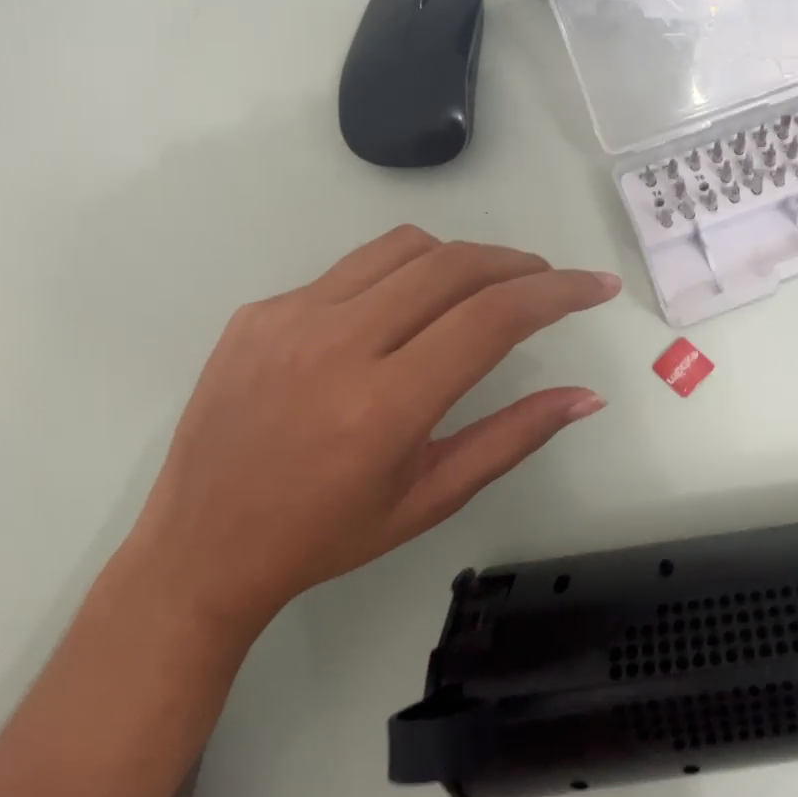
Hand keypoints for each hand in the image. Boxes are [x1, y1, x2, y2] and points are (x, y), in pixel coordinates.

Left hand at [117, 226, 619, 637]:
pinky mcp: (259, 312)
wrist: (201, 547)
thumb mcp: (432, 496)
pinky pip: (350, 271)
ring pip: (402, 249)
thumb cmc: (328, 536)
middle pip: (453, 265)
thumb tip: (587, 397)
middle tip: (548, 282)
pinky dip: (400, 278)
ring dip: (462, 259)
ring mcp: (289, 319)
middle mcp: (336, 345)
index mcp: (386, 405)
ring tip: (487, 287)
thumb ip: (514, 437)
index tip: (596, 286)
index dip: (557, 293)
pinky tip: (403, 317)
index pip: (492, 318)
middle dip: (517, 263)